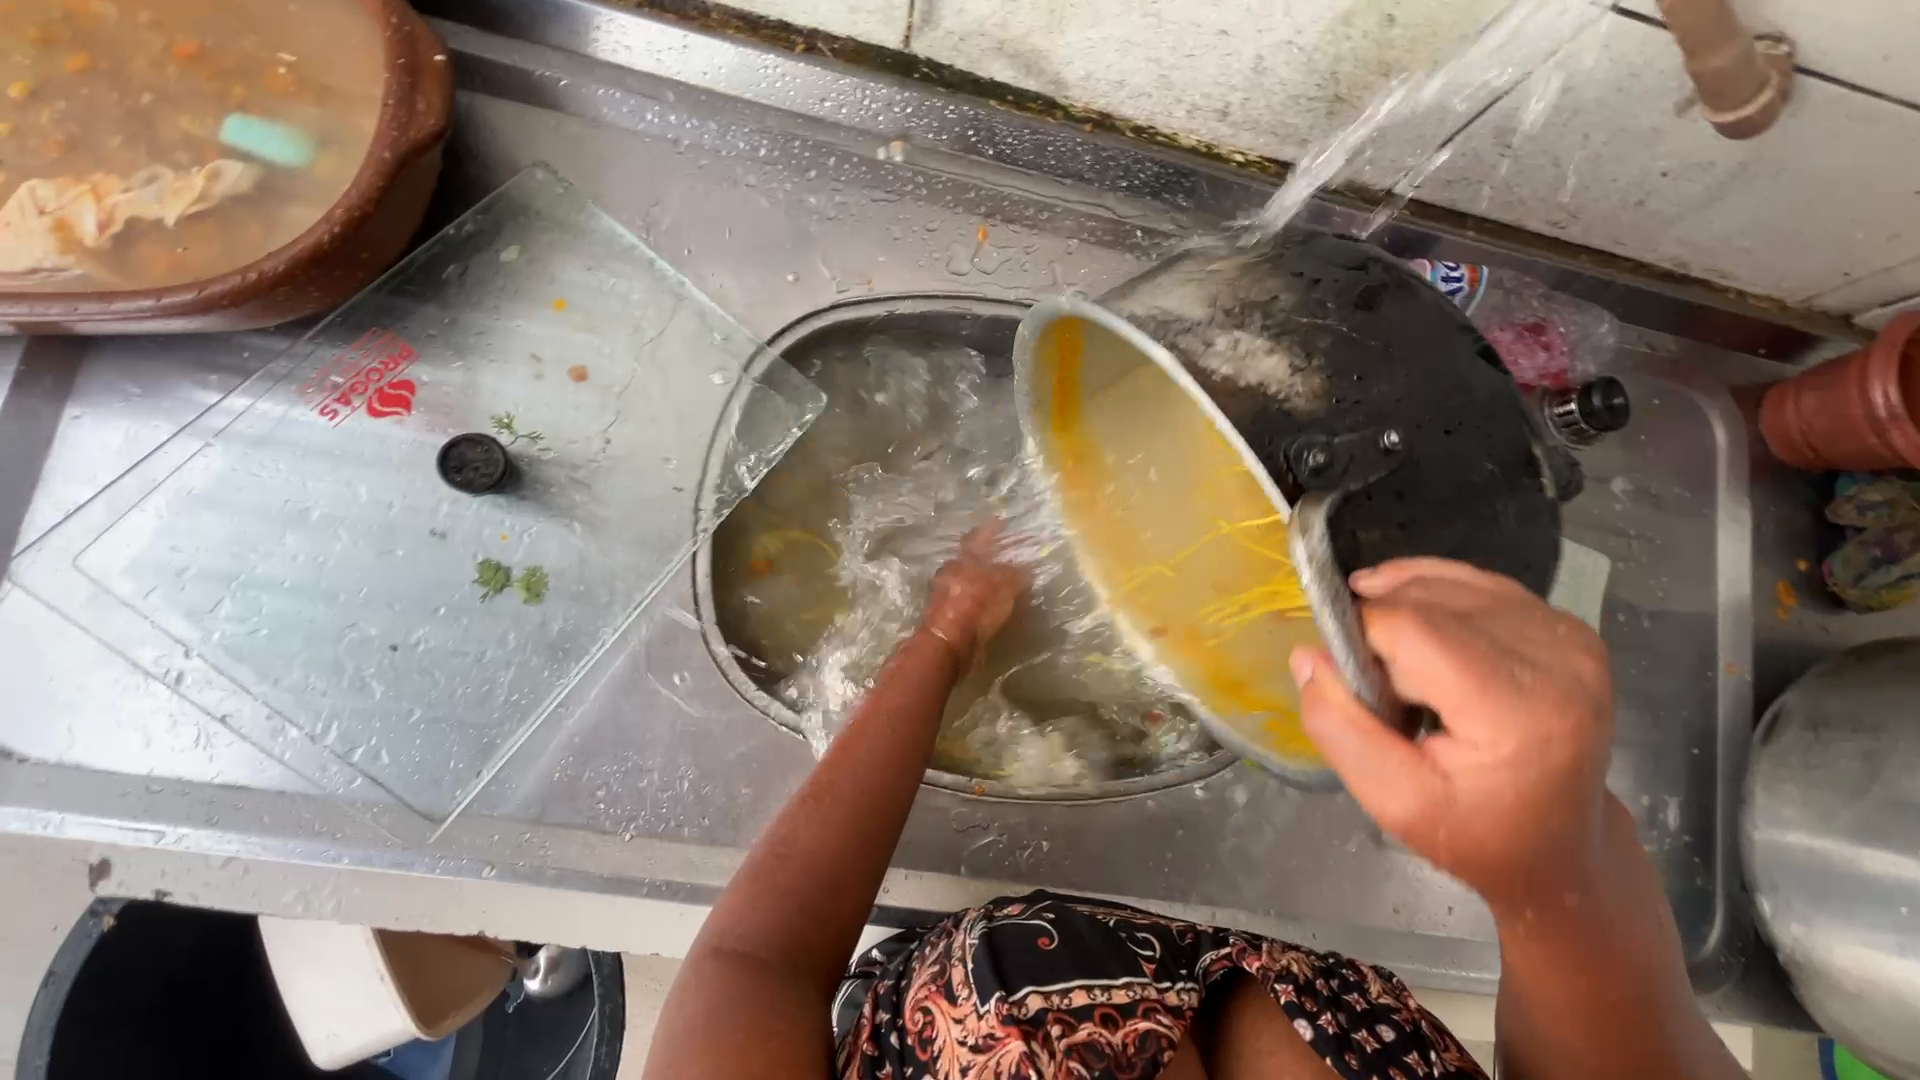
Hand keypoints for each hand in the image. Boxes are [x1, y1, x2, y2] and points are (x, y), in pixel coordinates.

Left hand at [922, 523, 1028, 667]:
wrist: (949, 644)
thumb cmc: (975, 608)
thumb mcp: (1002, 587)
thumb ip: (1013, 575)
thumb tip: (1024, 571)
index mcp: (963, 560)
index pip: (978, 537)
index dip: (990, 529)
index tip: (1001, 521)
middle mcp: (951, 573)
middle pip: (971, 559)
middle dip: (988, 558)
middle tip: (1006, 557)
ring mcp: (946, 594)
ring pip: (968, 580)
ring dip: (984, 580)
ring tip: (1003, 582)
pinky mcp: (948, 615)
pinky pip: (969, 600)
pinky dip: (981, 599)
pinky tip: (993, 603)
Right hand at [1289, 558, 1614, 915]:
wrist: (1561, 849)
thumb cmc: (1476, 833)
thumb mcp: (1392, 802)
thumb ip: (1339, 727)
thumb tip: (1308, 655)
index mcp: (1518, 708)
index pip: (1412, 627)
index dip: (1358, 635)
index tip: (1345, 676)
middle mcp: (1556, 658)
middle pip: (1426, 600)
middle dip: (1379, 628)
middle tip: (1374, 684)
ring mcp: (1568, 636)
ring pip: (1444, 584)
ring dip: (1400, 610)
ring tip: (1395, 663)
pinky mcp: (1566, 627)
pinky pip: (1472, 584)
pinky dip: (1428, 597)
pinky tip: (1413, 629)